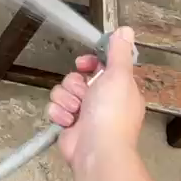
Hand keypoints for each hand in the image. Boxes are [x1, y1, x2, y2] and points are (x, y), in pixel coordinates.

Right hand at [48, 26, 144, 171]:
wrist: (97, 150)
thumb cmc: (111, 113)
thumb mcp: (119, 76)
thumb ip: (118, 53)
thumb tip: (126, 30)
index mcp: (118, 89)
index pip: (99, 66)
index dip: (89, 63)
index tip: (83, 64)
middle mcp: (102, 101)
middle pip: (76, 77)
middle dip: (74, 83)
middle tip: (82, 93)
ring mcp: (84, 114)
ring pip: (63, 91)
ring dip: (66, 99)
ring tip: (75, 111)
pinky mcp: (68, 125)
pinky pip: (55, 108)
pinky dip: (59, 113)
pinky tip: (68, 121)